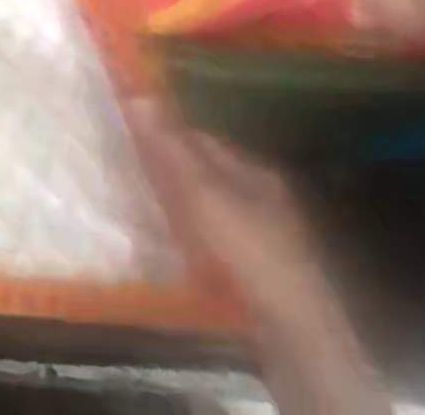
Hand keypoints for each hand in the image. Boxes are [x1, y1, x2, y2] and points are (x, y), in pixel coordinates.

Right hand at [124, 100, 390, 414]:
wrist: (294, 329)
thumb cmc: (246, 247)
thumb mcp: (202, 192)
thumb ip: (170, 147)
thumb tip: (139, 95)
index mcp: (256, 172)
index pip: (202, 139)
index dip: (166, 134)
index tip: (130, 138)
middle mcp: (265, 196)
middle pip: (208, 171)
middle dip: (172, 169)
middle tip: (131, 172)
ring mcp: (265, 234)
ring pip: (212, 205)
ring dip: (182, 204)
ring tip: (145, 207)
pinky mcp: (260, 267)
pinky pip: (217, 238)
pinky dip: (194, 235)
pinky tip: (174, 245)